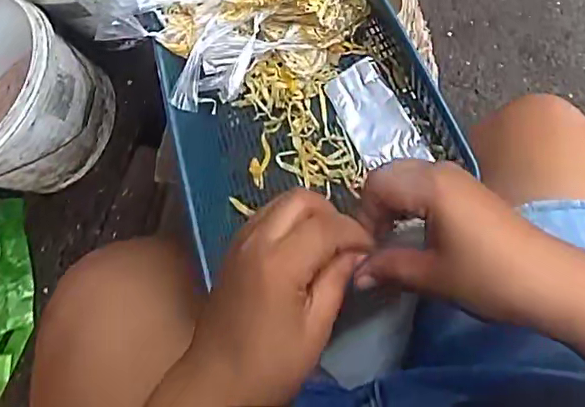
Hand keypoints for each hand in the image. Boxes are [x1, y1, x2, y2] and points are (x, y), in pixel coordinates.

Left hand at [151, 188, 372, 406]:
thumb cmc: (268, 367)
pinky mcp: (235, 243)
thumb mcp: (314, 332)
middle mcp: (258, 238)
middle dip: (332, 214)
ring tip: (326, 243)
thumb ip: (337, 282)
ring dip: (310, 212)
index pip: (327, 225)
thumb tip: (358, 252)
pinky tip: (300, 246)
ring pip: (284, 200)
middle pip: (303, 198)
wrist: (214, 385)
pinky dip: (290, 218)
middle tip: (346, 243)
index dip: (355, 232)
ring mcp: (243, 237)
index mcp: (279, 262)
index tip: (371, 249)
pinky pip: (269, 212)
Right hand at [353, 159, 573, 326]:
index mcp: (429, 184)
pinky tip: (419, 232)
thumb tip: (356, 273)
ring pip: (407, 175)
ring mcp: (456, 174)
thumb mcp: (434, 276)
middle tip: (377, 246)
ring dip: (394, 202)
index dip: (364, 217)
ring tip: (395, 241)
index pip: (376, 184)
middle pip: (390, 173)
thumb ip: (391, 268)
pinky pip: (425, 180)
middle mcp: (440, 168)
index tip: (367, 253)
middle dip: (376, 206)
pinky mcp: (468, 186)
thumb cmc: (488, 276)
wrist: (547, 278)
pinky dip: (411, 200)